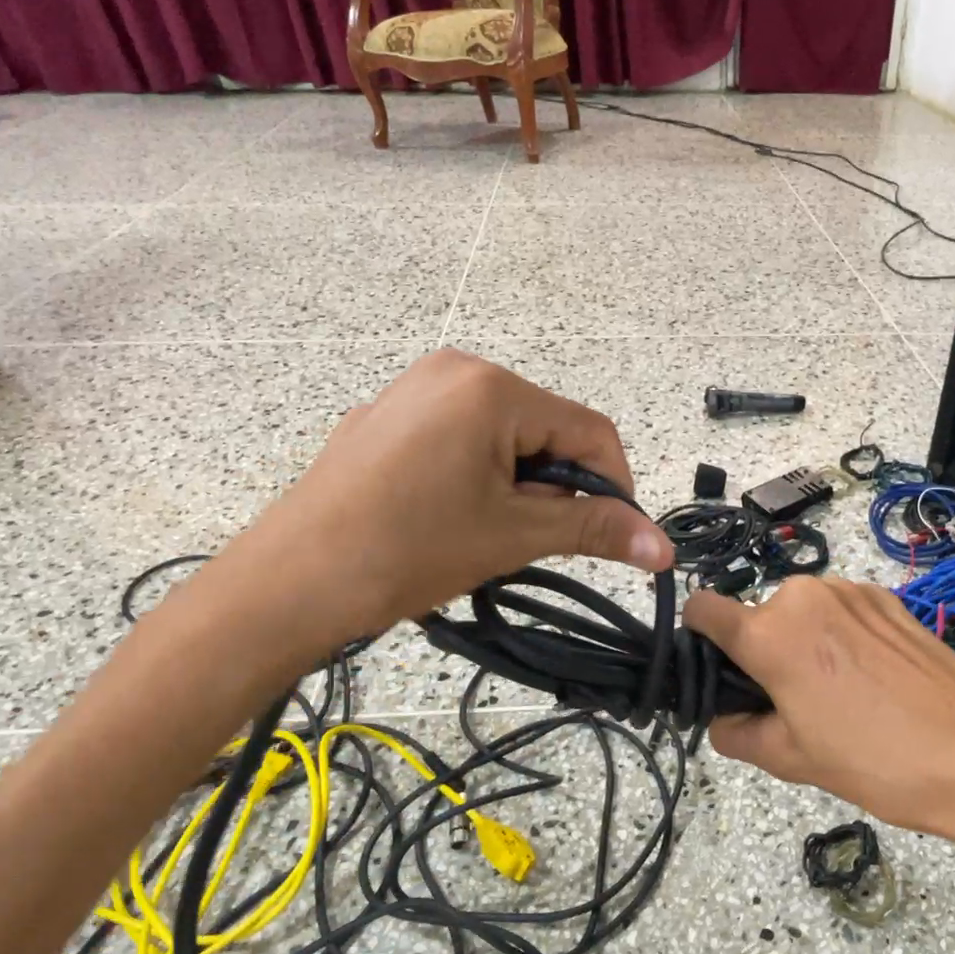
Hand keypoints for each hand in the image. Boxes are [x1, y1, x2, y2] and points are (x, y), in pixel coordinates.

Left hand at [227, 349, 671, 647]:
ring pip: (506, 438)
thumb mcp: (513, 537)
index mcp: (491, 388)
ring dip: (519, 486)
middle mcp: (455, 370)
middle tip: (529, 540)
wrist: (289, 583)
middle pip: (547, 430)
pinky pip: (461, 438)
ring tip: (485, 533)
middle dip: (556, 488)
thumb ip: (595, 530)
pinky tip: (447, 517)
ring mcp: (414, 390)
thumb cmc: (409, 550)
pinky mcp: (388, 417)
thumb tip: (665, 550)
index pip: (590, 430)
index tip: (614, 537)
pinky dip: (478, 477)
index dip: (614, 486)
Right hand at [684, 577, 954, 877]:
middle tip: (792, 708)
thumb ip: (736, 732)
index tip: (719, 675)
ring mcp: (851, 591)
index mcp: (770, 632)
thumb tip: (721, 716)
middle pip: (757, 618)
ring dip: (803, 646)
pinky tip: (871, 681)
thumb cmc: (876, 761)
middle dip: (761, 655)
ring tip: (840, 698)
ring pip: (801, 615)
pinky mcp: (887, 597)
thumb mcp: (791, 759)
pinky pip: (840, 612)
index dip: (698, 640)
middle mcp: (805, 596)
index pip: (702, 609)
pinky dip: (840, 638)